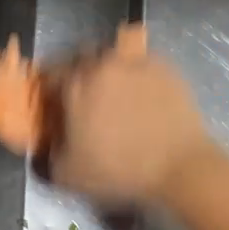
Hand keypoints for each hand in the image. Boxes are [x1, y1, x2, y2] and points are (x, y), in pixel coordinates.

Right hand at [49, 48, 220, 206]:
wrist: (180, 167)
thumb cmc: (119, 169)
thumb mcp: (67, 173)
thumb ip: (48, 152)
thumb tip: (48, 141)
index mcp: (74, 84)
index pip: (49, 74)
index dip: (49, 89)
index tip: (53, 104)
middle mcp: (102, 64)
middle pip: (79, 58)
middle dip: (77, 74)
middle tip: (82, 98)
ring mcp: (135, 62)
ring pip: (111, 56)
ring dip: (106, 69)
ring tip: (112, 93)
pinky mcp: (164, 67)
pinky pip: (140, 63)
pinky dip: (134, 74)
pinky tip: (139, 94)